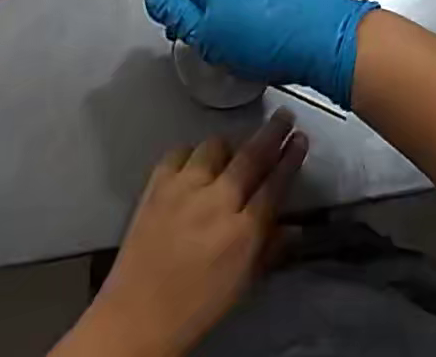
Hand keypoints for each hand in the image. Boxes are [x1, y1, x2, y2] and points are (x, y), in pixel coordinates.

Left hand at [83, 111, 307, 356]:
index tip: (301, 138)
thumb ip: (270, 249)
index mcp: (242, 232)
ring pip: (215, 147)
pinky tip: (194, 163)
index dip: (291, 158)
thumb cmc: (196, 306)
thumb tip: (297, 228)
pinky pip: (179, 153)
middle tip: (285, 116)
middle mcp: (217, 203)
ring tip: (234, 149)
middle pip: (252, 156)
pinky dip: (190, 154)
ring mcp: (184, 190)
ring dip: (230, 145)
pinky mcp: (156, 187)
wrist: (134, 320)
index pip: (275, 183)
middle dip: (273, 132)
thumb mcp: (242, 283)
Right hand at [146, 0, 378, 107]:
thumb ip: (179, 17)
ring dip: (236, 12)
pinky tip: (270, 36)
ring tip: (245, 44)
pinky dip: (263, 12)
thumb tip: (157, 2)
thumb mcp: (208, 36)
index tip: (185, 35)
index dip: (177, 12)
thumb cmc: (266, 37)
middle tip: (215, 43)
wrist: (325, 37)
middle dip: (207, 11)